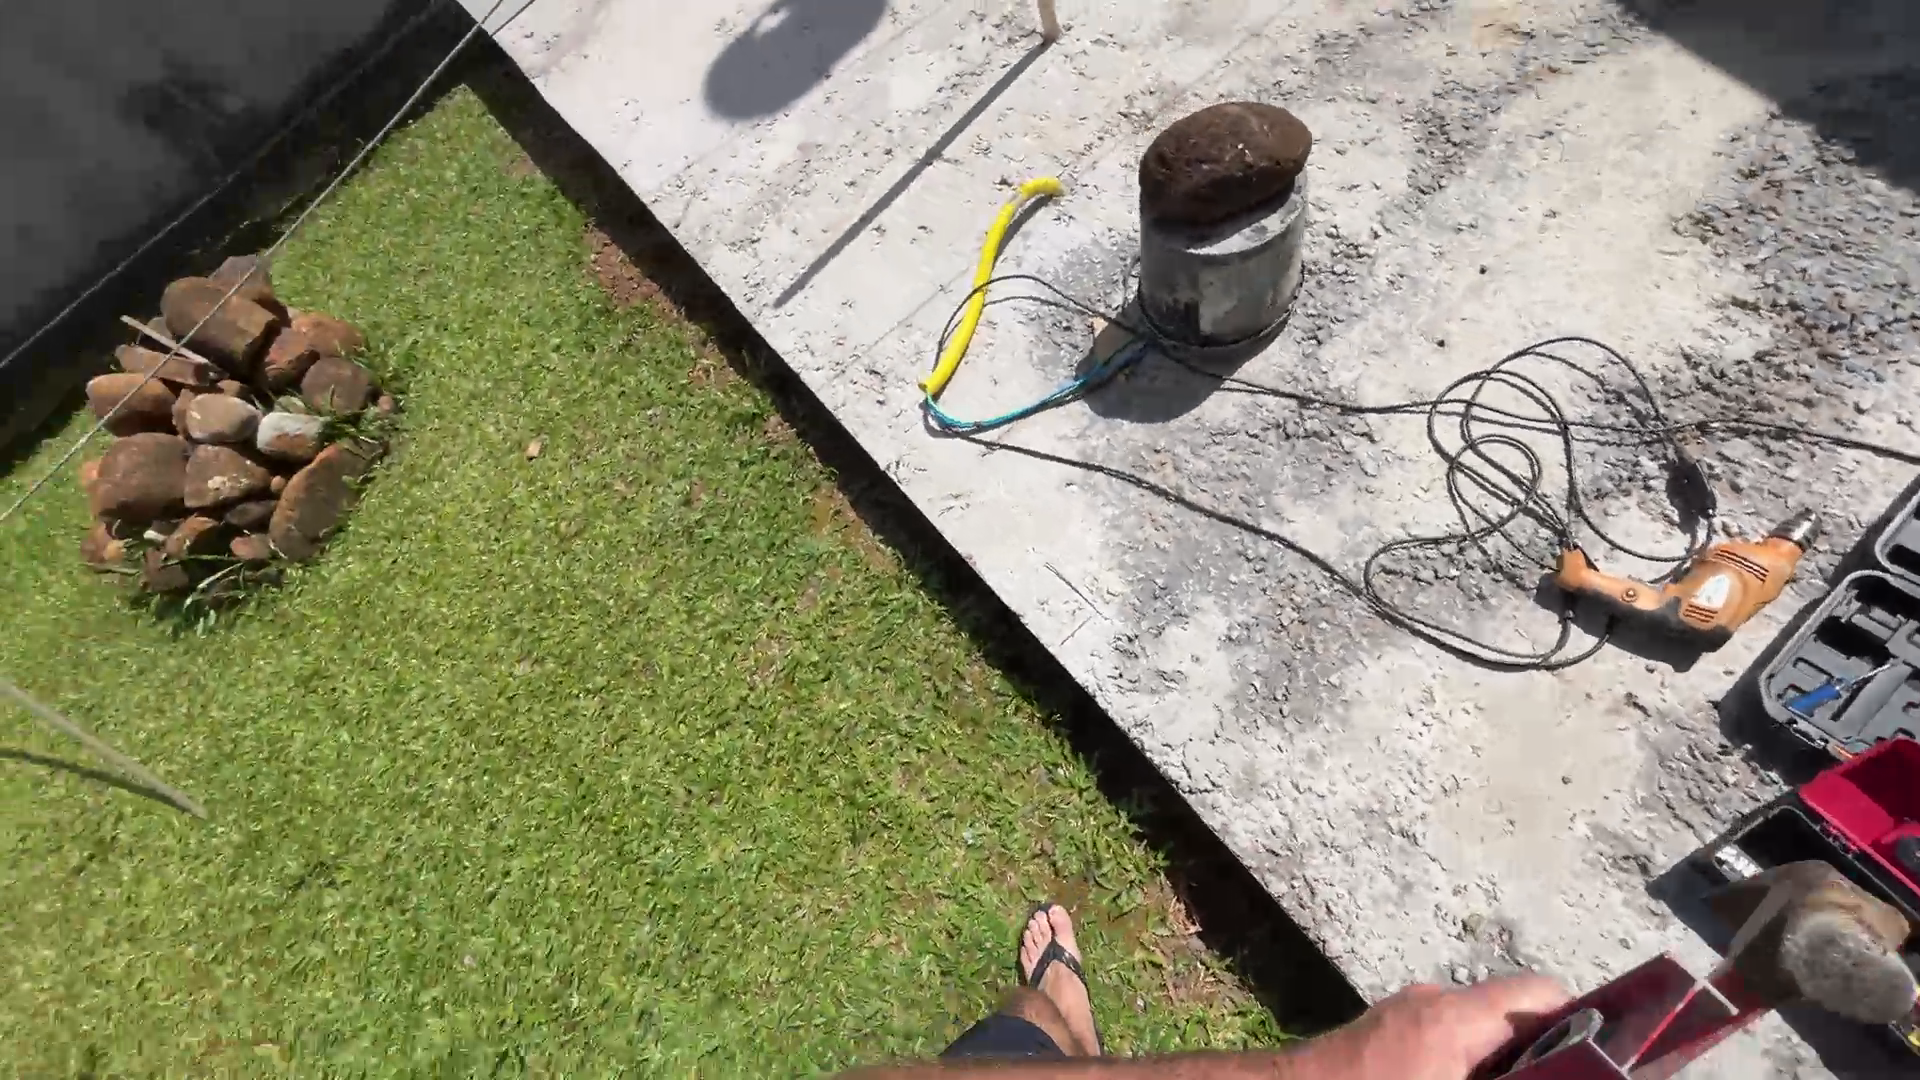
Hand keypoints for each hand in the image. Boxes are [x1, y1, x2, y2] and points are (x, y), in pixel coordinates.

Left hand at [1291, 976, 1570, 1079]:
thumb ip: (1520, 1077)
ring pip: (1484, 1034)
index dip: (1590, 1025)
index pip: (1541, 994)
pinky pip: (1452, 1041)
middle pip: (1517, 1018)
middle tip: (1574, 1079)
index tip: (1618, 1064)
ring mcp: (1408, 1011)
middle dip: (1553, 1058)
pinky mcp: (1392, 1029)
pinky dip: (1476, 1065)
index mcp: (1455, 1017)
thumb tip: (1568, 1069)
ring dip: (1513, 1065)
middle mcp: (1433, 1001)